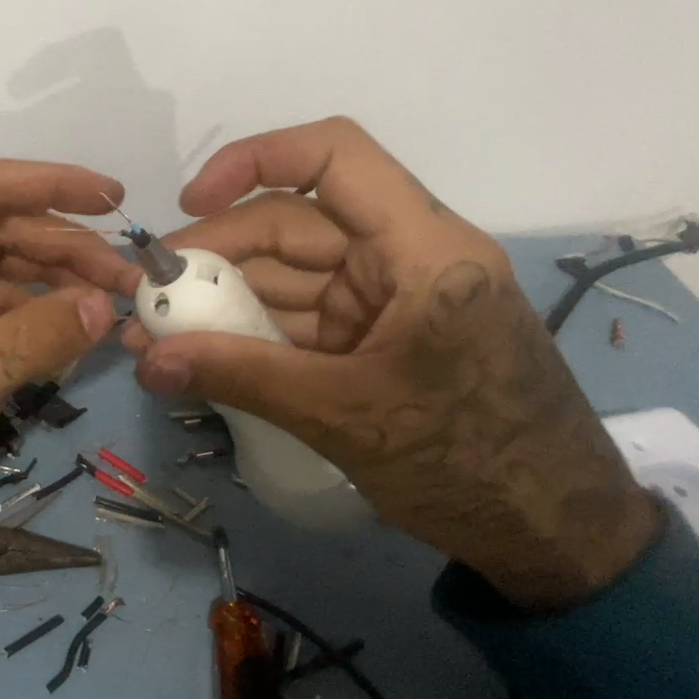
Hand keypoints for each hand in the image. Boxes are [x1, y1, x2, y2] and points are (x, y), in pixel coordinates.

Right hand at [123, 117, 660, 607]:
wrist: (554, 540)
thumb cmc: (471, 463)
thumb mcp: (343, 415)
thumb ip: (239, 377)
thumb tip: (145, 362)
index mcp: (420, 249)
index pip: (335, 157)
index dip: (253, 162)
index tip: (189, 204)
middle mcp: (400, 258)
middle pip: (290, 224)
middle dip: (213, 256)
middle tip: (147, 296)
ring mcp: (383, 301)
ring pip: (284, 275)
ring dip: (219, 302)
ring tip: (153, 336)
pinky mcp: (369, 340)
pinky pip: (295, 319)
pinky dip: (245, 334)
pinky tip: (195, 354)